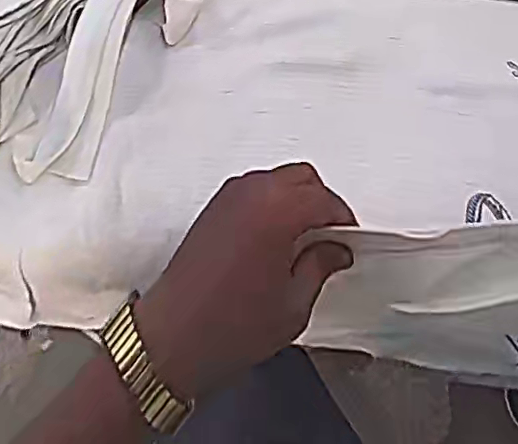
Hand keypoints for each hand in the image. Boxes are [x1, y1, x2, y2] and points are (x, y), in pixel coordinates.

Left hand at [132, 163, 355, 400]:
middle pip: (303, 177)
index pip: (324, 199)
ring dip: (296, 198)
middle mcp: (253, 192)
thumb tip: (333, 251)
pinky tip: (276, 235)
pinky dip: (273, 200)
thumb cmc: (224, 327)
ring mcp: (231, 195)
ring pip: (279, 178)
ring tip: (303, 238)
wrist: (171, 340)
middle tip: (329, 235)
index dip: (341, 218)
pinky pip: (256, 187)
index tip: (346, 237)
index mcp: (277, 211)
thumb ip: (320, 267)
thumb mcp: (292, 305)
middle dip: (321, 201)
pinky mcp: (216, 204)